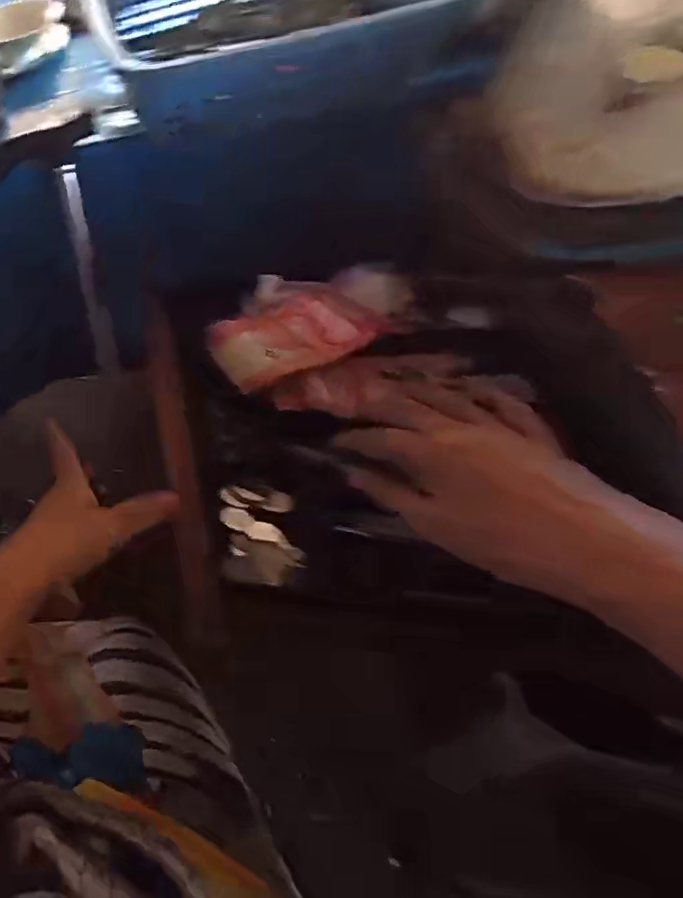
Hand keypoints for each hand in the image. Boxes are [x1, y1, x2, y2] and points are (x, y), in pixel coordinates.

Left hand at [0, 422, 177, 590]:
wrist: (26, 575)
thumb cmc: (67, 541)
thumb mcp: (110, 527)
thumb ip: (141, 513)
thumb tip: (177, 495)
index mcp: (68, 488)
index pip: (64, 456)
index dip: (59, 439)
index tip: (49, 422)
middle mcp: (55, 501)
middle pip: (67, 481)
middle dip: (76, 473)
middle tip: (85, 463)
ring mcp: (48, 524)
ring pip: (67, 505)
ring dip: (80, 499)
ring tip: (96, 496)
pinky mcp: (48, 547)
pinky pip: (69, 528)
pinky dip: (81, 524)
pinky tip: (90, 534)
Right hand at [334, 381, 667, 607]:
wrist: (603, 550)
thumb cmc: (503, 541)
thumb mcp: (432, 523)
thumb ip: (388, 492)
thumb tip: (351, 472)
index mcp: (426, 450)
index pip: (374, 437)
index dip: (348, 440)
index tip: (331, 447)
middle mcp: (458, 428)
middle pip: (406, 406)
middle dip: (373, 405)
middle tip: (351, 409)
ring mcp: (501, 428)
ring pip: (450, 396)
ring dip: (419, 389)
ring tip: (397, 386)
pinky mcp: (536, 436)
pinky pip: (505, 404)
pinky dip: (481, 392)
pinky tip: (468, 388)